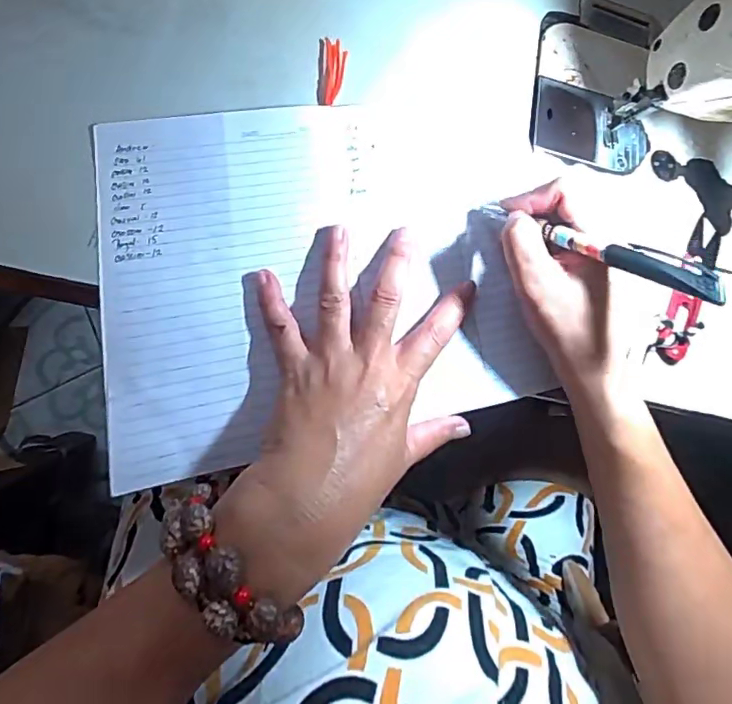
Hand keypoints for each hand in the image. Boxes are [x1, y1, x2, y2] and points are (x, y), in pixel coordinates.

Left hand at [216, 225, 473, 601]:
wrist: (305, 501)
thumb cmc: (359, 482)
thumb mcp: (403, 456)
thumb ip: (433, 432)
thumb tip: (463, 425)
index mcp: (399, 383)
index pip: (435, 336)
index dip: (453, 308)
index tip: (466, 284)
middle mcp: (368, 362)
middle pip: (385, 301)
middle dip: (396, 261)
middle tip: (403, 232)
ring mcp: (330, 360)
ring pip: (335, 300)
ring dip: (336, 262)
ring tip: (339, 230)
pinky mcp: (295, 367)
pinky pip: (282, 328)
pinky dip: (272, 301)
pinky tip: (265, 275)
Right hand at [498, 180, 622, 405]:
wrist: (596, 371)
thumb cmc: (573, 337)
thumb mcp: (537, 287)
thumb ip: (521, 244)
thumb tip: (515, 218)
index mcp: (601, 239)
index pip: (565, 190)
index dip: (531, 198)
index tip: (509, 217)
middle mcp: (608, 238)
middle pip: (564, 201)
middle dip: (533, 215)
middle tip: (514, 238)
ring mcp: (604, 250)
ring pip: (564, 219)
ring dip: (539, 231)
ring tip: (528, 258)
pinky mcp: (597, 261)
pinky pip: (568, 237)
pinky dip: (547, 245)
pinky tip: (541, 269)